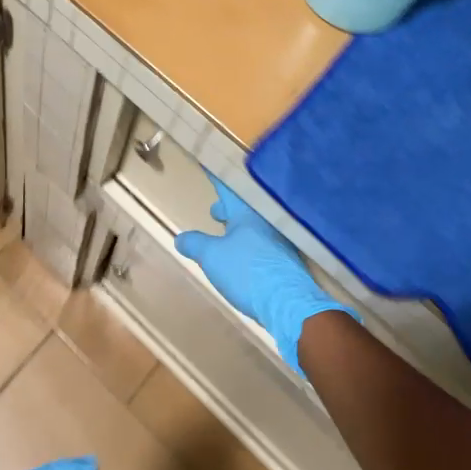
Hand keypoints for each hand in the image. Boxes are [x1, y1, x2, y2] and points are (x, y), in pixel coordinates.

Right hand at [175, 173, 356, 374]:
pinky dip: (250, 245)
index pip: (228, 188)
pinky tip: (243, 259)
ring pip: (255, 226)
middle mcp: (265, 221)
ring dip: (239, 229)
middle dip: (228, 208)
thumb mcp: (211, 257)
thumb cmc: (247, 271)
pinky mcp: (286, 261)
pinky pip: (263, 244)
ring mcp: (279, 241)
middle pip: (244, 207)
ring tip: (226, 236)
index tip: (211, 166)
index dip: (217, 178)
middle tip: (216, 211)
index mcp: (247, 212)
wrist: (289, 303)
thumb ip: (195, 244)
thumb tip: (181, 237)